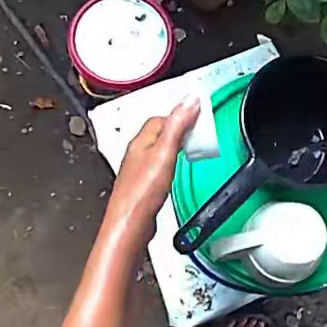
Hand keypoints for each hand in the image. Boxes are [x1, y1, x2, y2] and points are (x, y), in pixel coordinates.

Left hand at [104, 98, 199, 235]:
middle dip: (178, 127)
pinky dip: (171, 161)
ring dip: (175, 143)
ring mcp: (139, 170)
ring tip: (190, 145)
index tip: (197, 113)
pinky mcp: (144, 185)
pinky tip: (176, 169)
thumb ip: (177, 126)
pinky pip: (159, 165)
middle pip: (159, 132)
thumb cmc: (141, 193)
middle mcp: (137, 154)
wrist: (130, 224)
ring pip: (158, 148)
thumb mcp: (165, 153)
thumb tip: (189, 102)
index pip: (160, 118)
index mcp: (141, 142)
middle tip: (196, 128)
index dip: (179, 113)